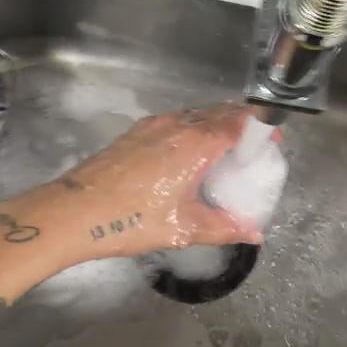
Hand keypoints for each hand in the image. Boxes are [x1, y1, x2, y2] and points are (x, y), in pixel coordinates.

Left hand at [0, 105, 269, 263]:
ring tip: (226, 152)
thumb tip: (255, 234)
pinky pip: (176, 123)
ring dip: (217, 126)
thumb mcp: (184, 228)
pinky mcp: (136, 133)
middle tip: (254, 147)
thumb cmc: (131, 220)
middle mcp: (177, 125)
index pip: (239, 121)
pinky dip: (193, 130)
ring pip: (196, 116)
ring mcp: (154, 126)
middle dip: (242, 124)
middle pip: (220, 112)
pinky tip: (190, 158)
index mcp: (196, 143)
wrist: (73, 213)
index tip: (274, 139)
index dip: (260, 127)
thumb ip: (224, 228)